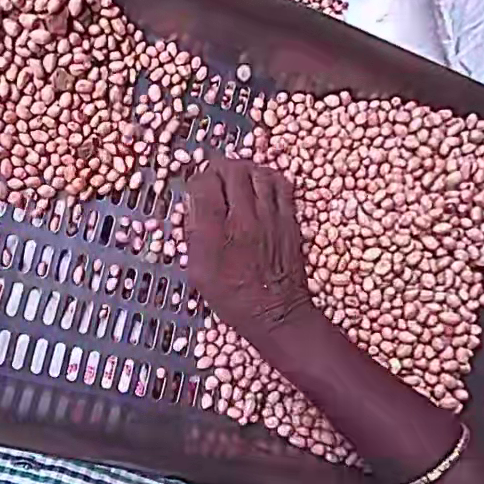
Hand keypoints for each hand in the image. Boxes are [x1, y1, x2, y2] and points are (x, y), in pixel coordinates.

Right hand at [185, 157, 313, 344]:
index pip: (203, 185)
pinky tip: (259, 184)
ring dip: (242, 170)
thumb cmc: (232, 297)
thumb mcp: (198, 271)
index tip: (196, 188)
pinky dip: (267, 177)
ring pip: (256, 171)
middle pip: (230, 170)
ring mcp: (270, 216)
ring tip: (235, 179)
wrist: (275, 314)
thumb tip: (194, 205)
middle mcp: (243, 219)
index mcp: (215, 233)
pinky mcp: (289, 219)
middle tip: (214, 178)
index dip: (196, 180)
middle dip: (218, 169)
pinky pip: (280, 184)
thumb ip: (194, 234)